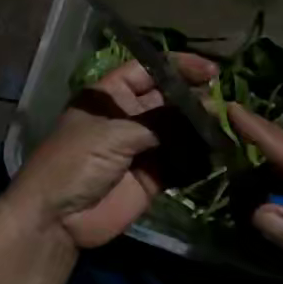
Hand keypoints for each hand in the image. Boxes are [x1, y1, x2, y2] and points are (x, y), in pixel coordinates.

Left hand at [5, 53, 218, 247]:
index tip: (210, 70)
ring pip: (178, 131)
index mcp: (109, 96)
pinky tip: (220, 151)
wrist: (58, 216)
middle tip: (223, 103)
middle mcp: (126, 117)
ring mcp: (140, 148)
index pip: (147, 71)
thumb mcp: (114, 133)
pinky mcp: (152, 177)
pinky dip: (199, 157)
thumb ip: (159, 122)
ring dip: (200, 128)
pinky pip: (181, 162)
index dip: (176, 67)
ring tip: (224, 126)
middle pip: (167, 100)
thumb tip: (203, 111)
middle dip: (194, 99)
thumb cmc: (75, 161)